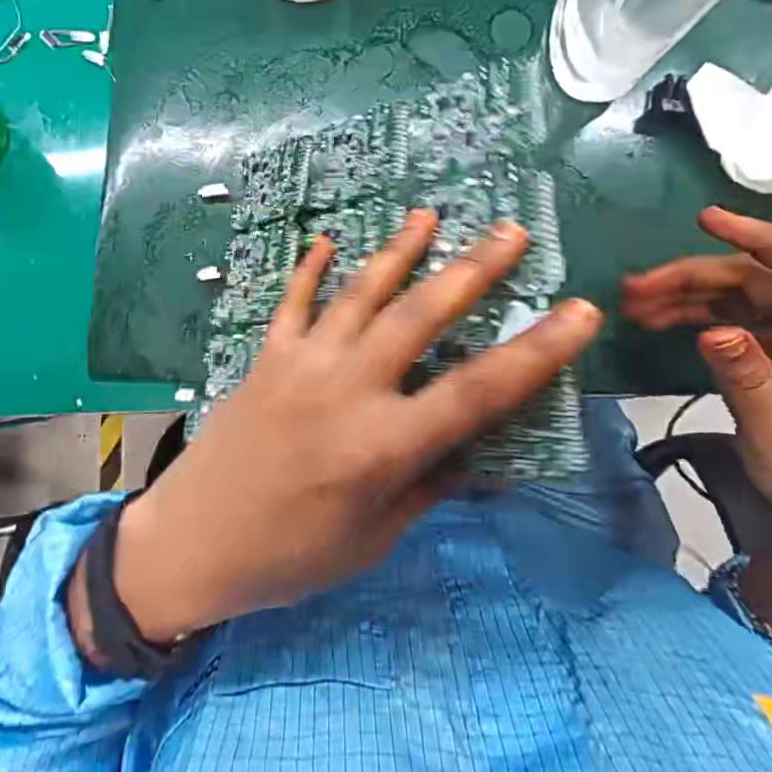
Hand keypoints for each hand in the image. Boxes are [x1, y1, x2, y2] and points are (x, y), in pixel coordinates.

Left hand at [75, 210, 603, 651]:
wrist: (191, 542)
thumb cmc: (288, 556)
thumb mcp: (372, 537)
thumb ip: (427, 486)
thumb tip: (481, 452)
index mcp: (382, 446)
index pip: (478, 392)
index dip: (536, 352)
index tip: (580, 311)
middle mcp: (345, 391)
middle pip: (419, 318)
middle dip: (471, 270)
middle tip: (509, 231)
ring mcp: (300, 366)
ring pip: (358, 296)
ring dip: (396, 252)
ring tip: (428, 215)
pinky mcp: (264, 360)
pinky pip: (291, 304)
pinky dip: (308, 269)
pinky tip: (323, 239)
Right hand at [621, 208, 771, 697]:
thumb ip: (752, 385)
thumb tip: (714, 330)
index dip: (769, 240)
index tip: (709, 220)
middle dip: (701, 275)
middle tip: (634, 289)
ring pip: (752, 299)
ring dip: (693, 294)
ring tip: (634, 305)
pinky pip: (744, 325)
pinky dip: (700, 317)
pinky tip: (661, 322)